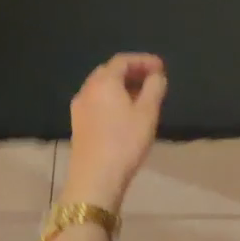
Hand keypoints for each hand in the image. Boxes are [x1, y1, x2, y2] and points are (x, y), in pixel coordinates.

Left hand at [62, 52, 167, 209]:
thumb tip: (156, 76)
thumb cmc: (125, 142)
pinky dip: (112, 98)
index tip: (161, 67)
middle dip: (132, 71)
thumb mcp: (148, 113)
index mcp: (104, 82)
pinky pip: (96, 101)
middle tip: (152, 78)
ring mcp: (79, 108)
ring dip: (121, 86)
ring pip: (101, 87)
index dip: (143, 60)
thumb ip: (154, 88)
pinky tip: (125, 112)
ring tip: (142, 96)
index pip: (123, 60)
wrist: (95, 180)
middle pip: (109, 71)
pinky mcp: (78, 124)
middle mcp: (87, 89)